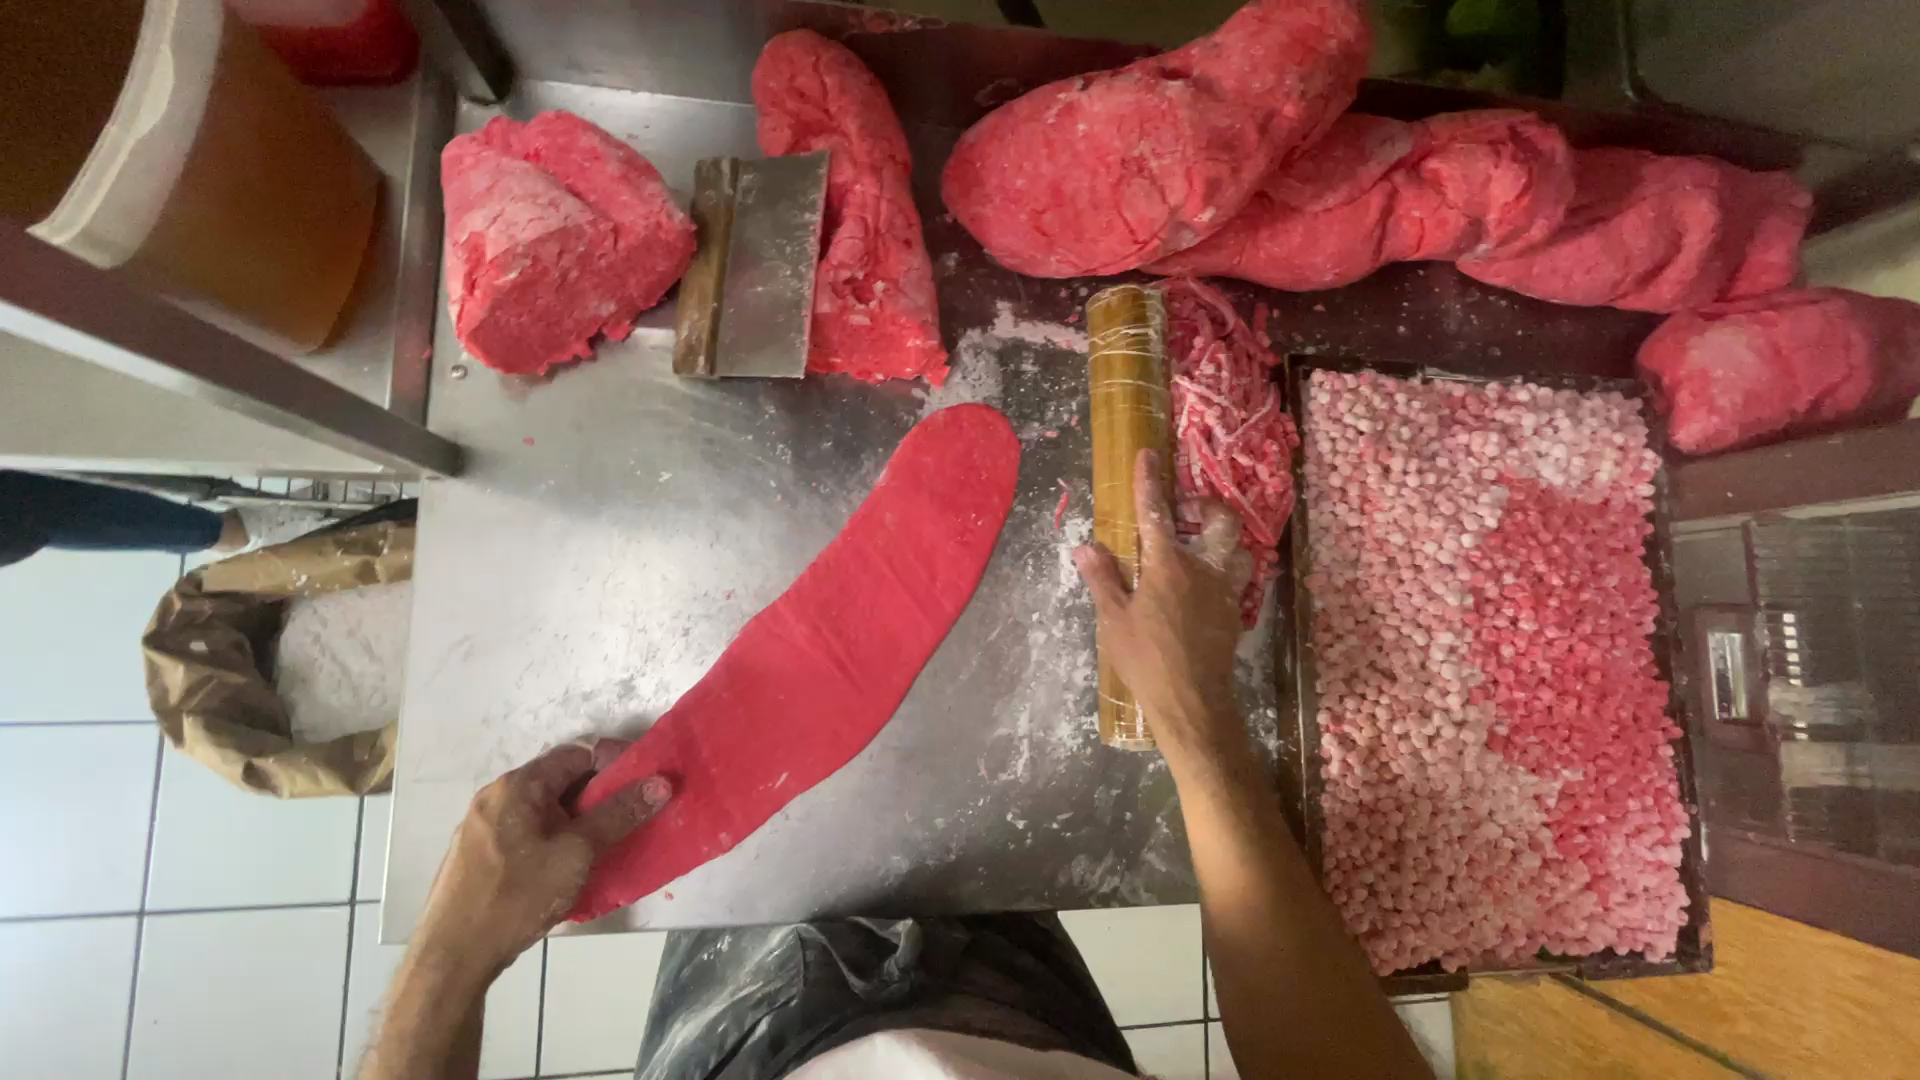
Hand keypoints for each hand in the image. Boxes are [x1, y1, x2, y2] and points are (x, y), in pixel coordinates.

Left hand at [414, 741, 671, 975]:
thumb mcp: (578, 853)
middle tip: (633, 813)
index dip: (617, 761)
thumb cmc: (516, 897)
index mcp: (519, 785)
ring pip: (546, 807)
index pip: (579, 753)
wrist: (450, 961)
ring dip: (580, 817)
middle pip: (562, 778)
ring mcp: (483, 826)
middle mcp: (497, 796)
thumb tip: (661, 782)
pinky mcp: (479, 854)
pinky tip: (572, 863)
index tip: (645, 782)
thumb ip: (619, 814)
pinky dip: (557, 835)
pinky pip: (529, 829)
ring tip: (609, 840)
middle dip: (601, 792)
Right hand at [1074, 448, 1251, 760]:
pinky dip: (1223, 572)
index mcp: (1168, 565)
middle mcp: (1204, 569)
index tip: (1147, 455)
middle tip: (1186, 513)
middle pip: (1221, 522)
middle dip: (1207, 507)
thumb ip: (1103, 579)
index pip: (1156, 514)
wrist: (1192, 701)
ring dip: (1222, 541)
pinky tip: (1203, 589)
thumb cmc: (1146, 659)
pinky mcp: (1235, 613)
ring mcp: (1226, 591)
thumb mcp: (1114, 620)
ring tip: (1200, 548)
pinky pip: (1237, 580)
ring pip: (1239, 550)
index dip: (1149, 482)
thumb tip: (1085, 546)